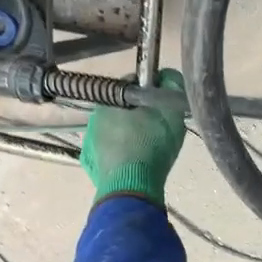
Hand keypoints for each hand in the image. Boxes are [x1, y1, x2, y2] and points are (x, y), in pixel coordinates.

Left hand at [80, 68, 188, 205]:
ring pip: (114, 131)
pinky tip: (135, 164)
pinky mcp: (90, 163)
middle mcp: (95, 116)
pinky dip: (120, 155)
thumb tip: (168, 74)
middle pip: (122, 109)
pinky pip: (109, 152)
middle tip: (159, 129)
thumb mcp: (172, 113)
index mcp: (113, 100)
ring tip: (148, 150)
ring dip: (128, 135)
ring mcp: (90, 141)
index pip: (133, 85)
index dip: (151, 93)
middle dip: (139, 115)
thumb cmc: (152, 146)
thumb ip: (172, 87)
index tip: (165, 105)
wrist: (131, 187)